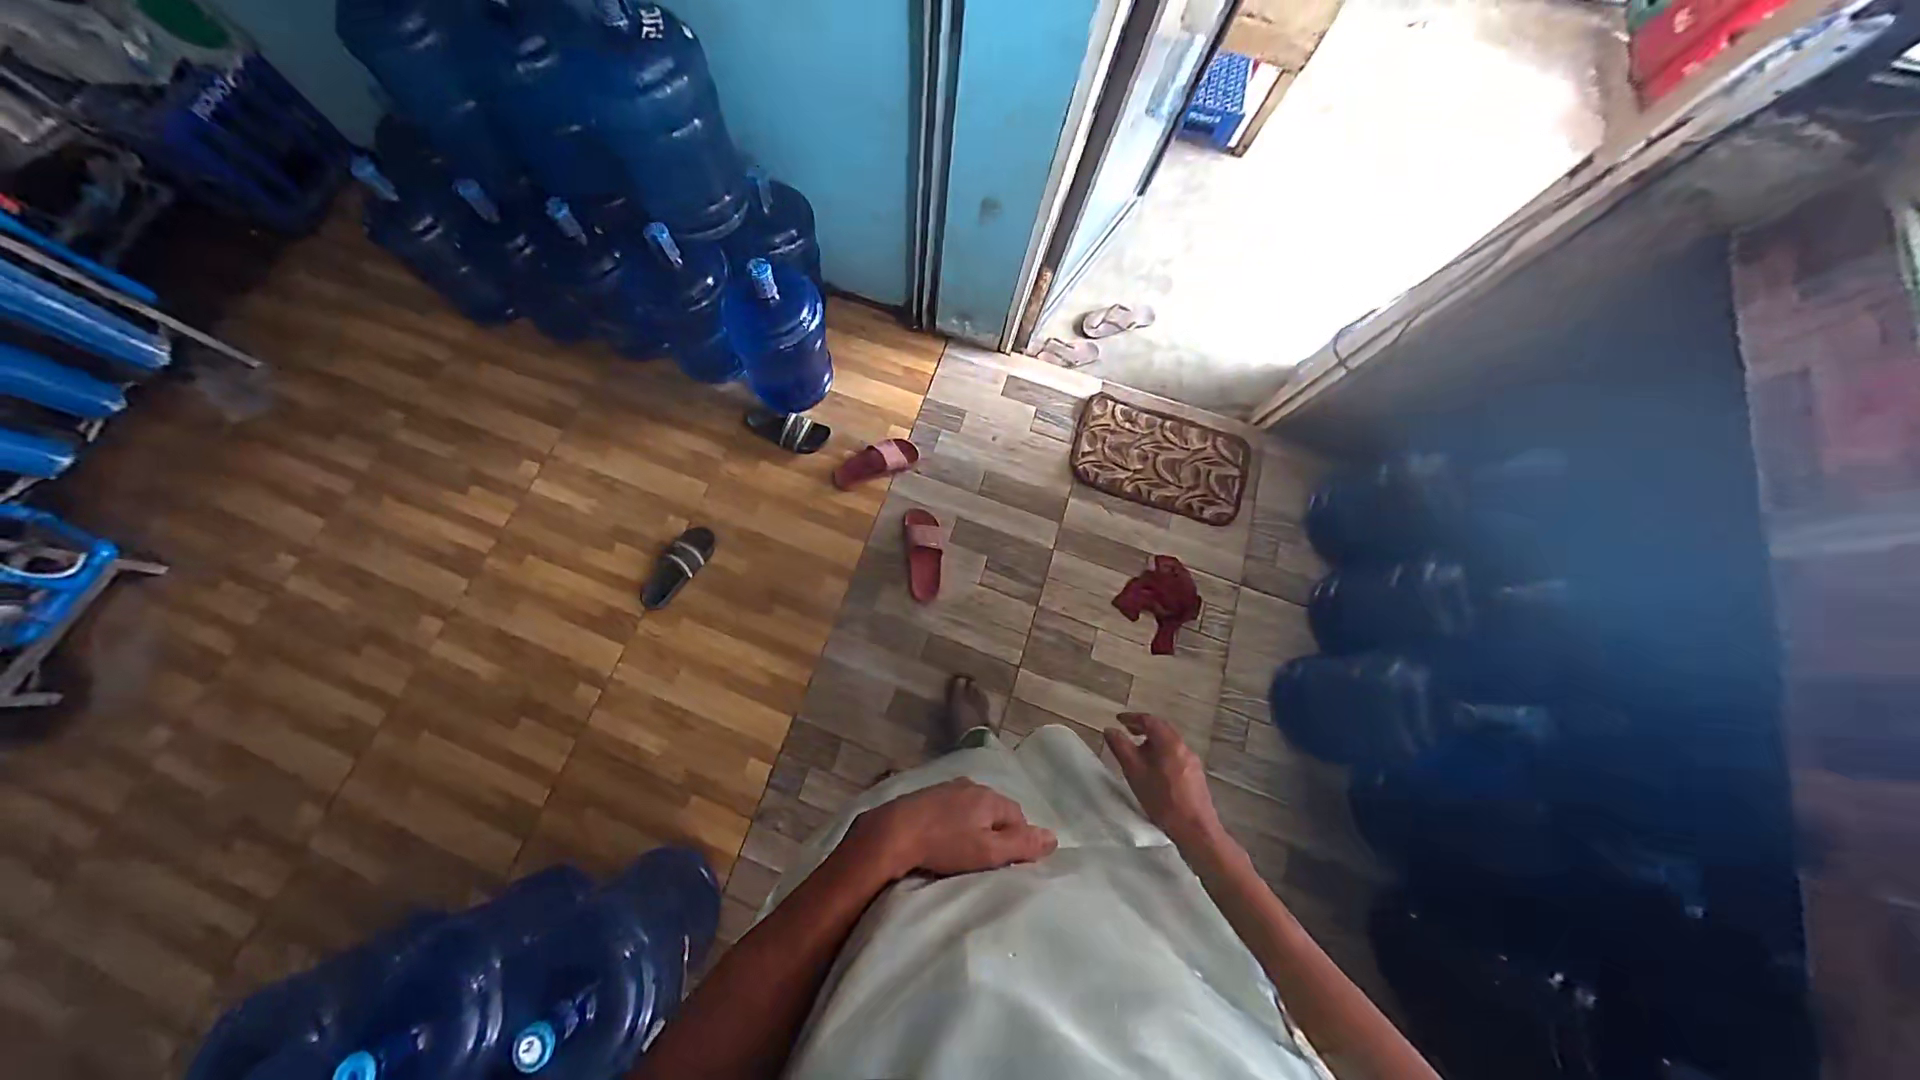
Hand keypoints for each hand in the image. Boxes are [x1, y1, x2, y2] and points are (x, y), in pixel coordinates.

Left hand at [849, 778, 1057, 879]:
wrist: (893, 832)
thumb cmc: (944, 845)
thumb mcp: (988, 852)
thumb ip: (1022, 844)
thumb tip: (1054, 837)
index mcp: (990, 796)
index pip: (1019, 817)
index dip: (1018, 841)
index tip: (1007, 863)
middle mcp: (971, 785)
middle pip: (996, 810)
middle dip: (997, 832)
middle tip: (986, 859)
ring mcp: (947, 787)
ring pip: (973, 808)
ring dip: (974, 826)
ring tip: (964, 851)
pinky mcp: (927, 795)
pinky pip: (953, 808)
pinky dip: (955, 822)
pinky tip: (944, 838)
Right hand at [1105, 712, 1222, 847]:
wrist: (1195, 830)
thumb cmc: (1162, 800)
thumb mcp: (1135, 773)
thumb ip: (1121, 748)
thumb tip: (1110, 730)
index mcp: (1170, 743)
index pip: (1150, 721)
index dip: (1132, 718)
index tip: (1118, 719)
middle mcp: (1184, 747)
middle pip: (1162, 729)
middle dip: (1143, 728)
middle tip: (1127, 731)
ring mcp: (1192, 762)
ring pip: (1170, 743)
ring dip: (1152, 742)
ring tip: (1137, 751)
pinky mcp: (1195, 775)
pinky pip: (1175, 755)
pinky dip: (1161, 753)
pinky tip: (1153, 769)